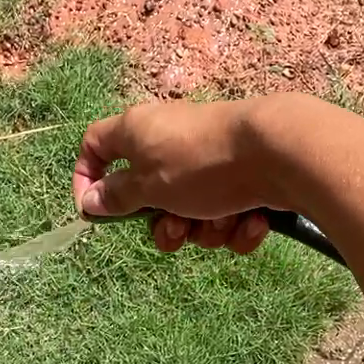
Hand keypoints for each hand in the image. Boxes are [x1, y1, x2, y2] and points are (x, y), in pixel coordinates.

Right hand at [72, 98, 286, 254]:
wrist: (276, 155)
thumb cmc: (200, 166)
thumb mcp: (150, 186)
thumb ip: (119, 196)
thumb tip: (89, 201)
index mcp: (138, 133)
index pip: (95, 146)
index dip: (88, 178)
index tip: (93, 211)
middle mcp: (171, 144)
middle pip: (151, 199)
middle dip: (166, 226)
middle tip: (178, 230)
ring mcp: (208, 165)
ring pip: (192, 215)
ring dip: (205, 230)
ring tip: (221, 221)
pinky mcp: (242, 183)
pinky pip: (227, 218)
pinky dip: (237, 226)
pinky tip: (251, 220)